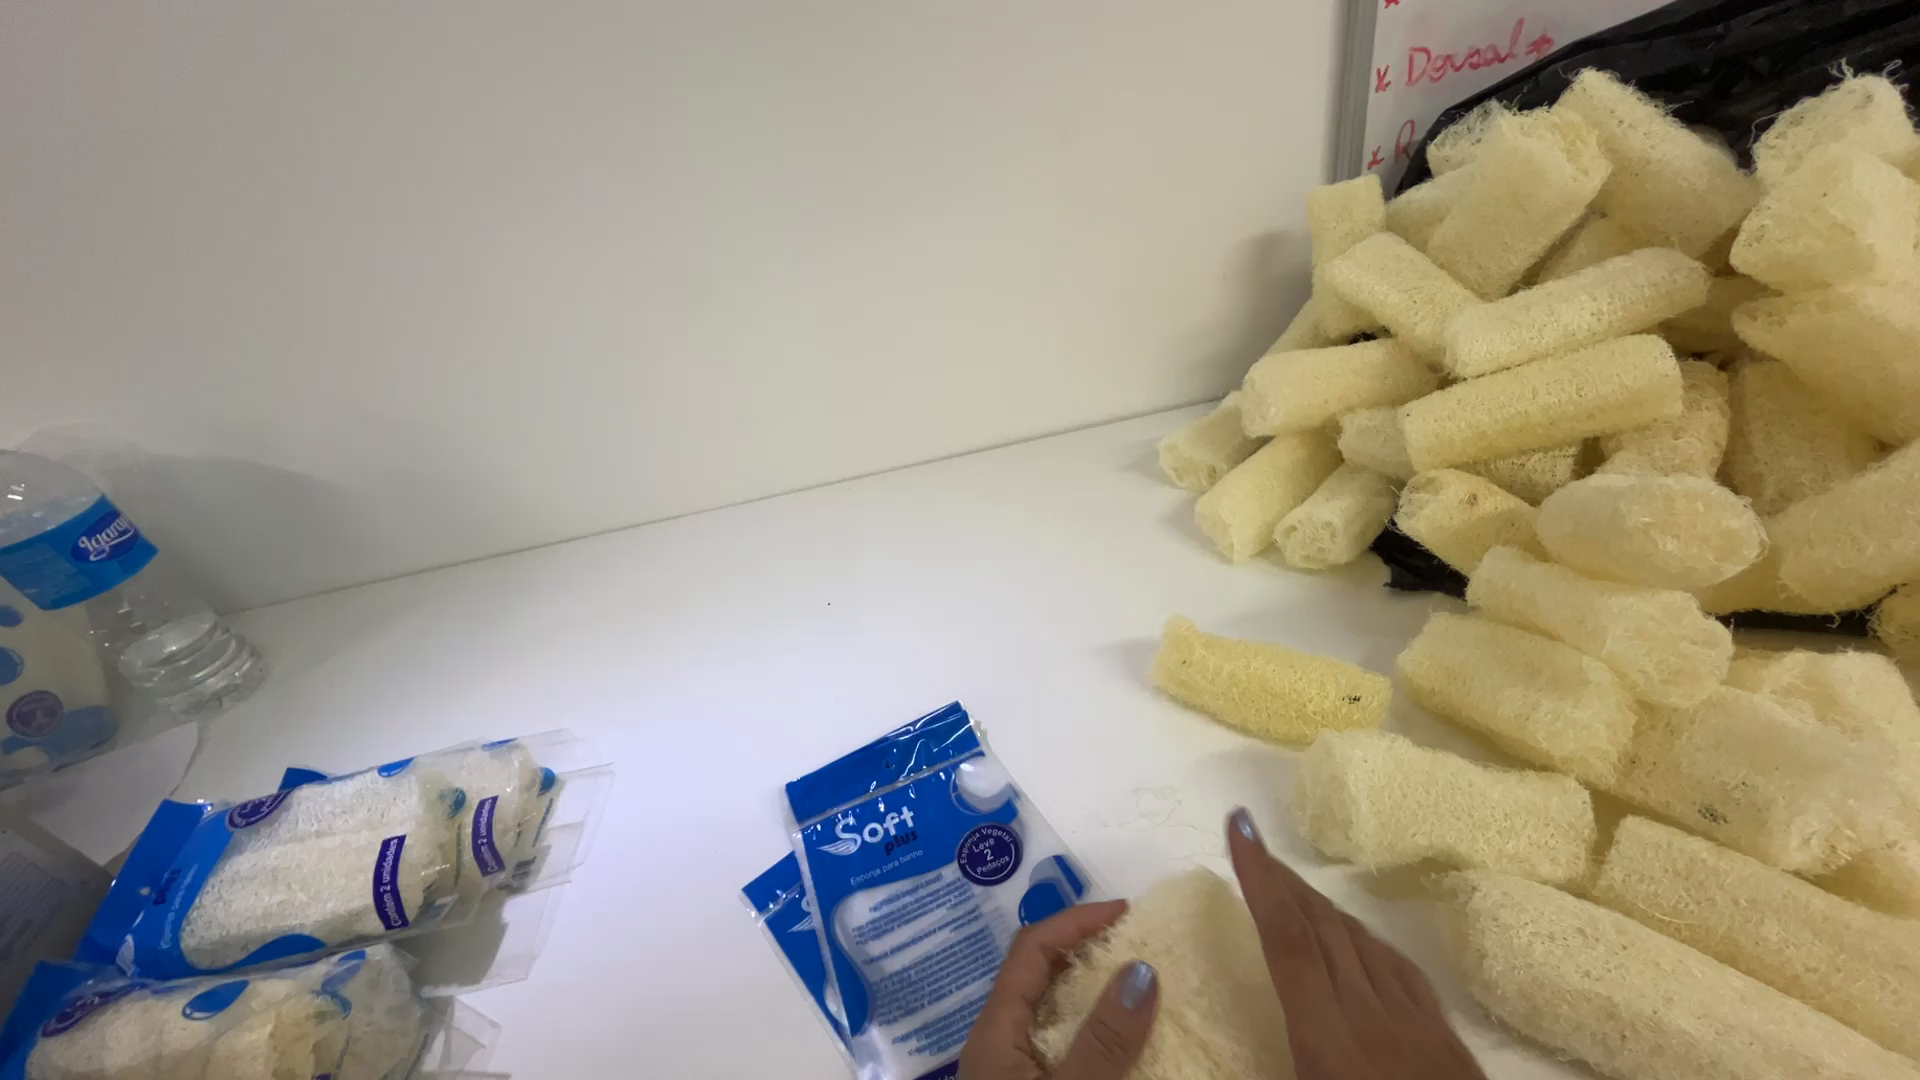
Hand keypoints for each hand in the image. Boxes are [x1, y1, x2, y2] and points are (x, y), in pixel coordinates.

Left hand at [958, 900, 1158, 1079]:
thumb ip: (1103, 1040)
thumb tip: (1141, 967)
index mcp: (995, 1028)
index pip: (1033, 946)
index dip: (1078, 920)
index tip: (1127, 911)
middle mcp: (998, 1040)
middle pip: (1041, 972)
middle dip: (1089, 950)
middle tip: (1142, 945)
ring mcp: (1011, 1068)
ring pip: (1053, 1010)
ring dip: (1094, 992)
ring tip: (1143, 987)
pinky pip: (1061, 1044)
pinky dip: (1093, 1032)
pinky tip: (1123, 1040)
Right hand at [1228, 808, 1487, 1079]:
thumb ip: (1263, 1069)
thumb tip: (1212, 1058)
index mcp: (1330, 1045)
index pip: (1287, 940)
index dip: (1259, 879)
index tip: (1238, 828)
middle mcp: (1373, 1020)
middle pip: (1320, 927)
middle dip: (1280, 877)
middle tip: (1249, 845)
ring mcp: (1418, 1028)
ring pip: (1358, 939)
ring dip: (1316, 902)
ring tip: (1286, 882)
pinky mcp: (1449, 1042)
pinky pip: (1397, 967)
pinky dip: (1361, 936)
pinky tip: (1354, 937)